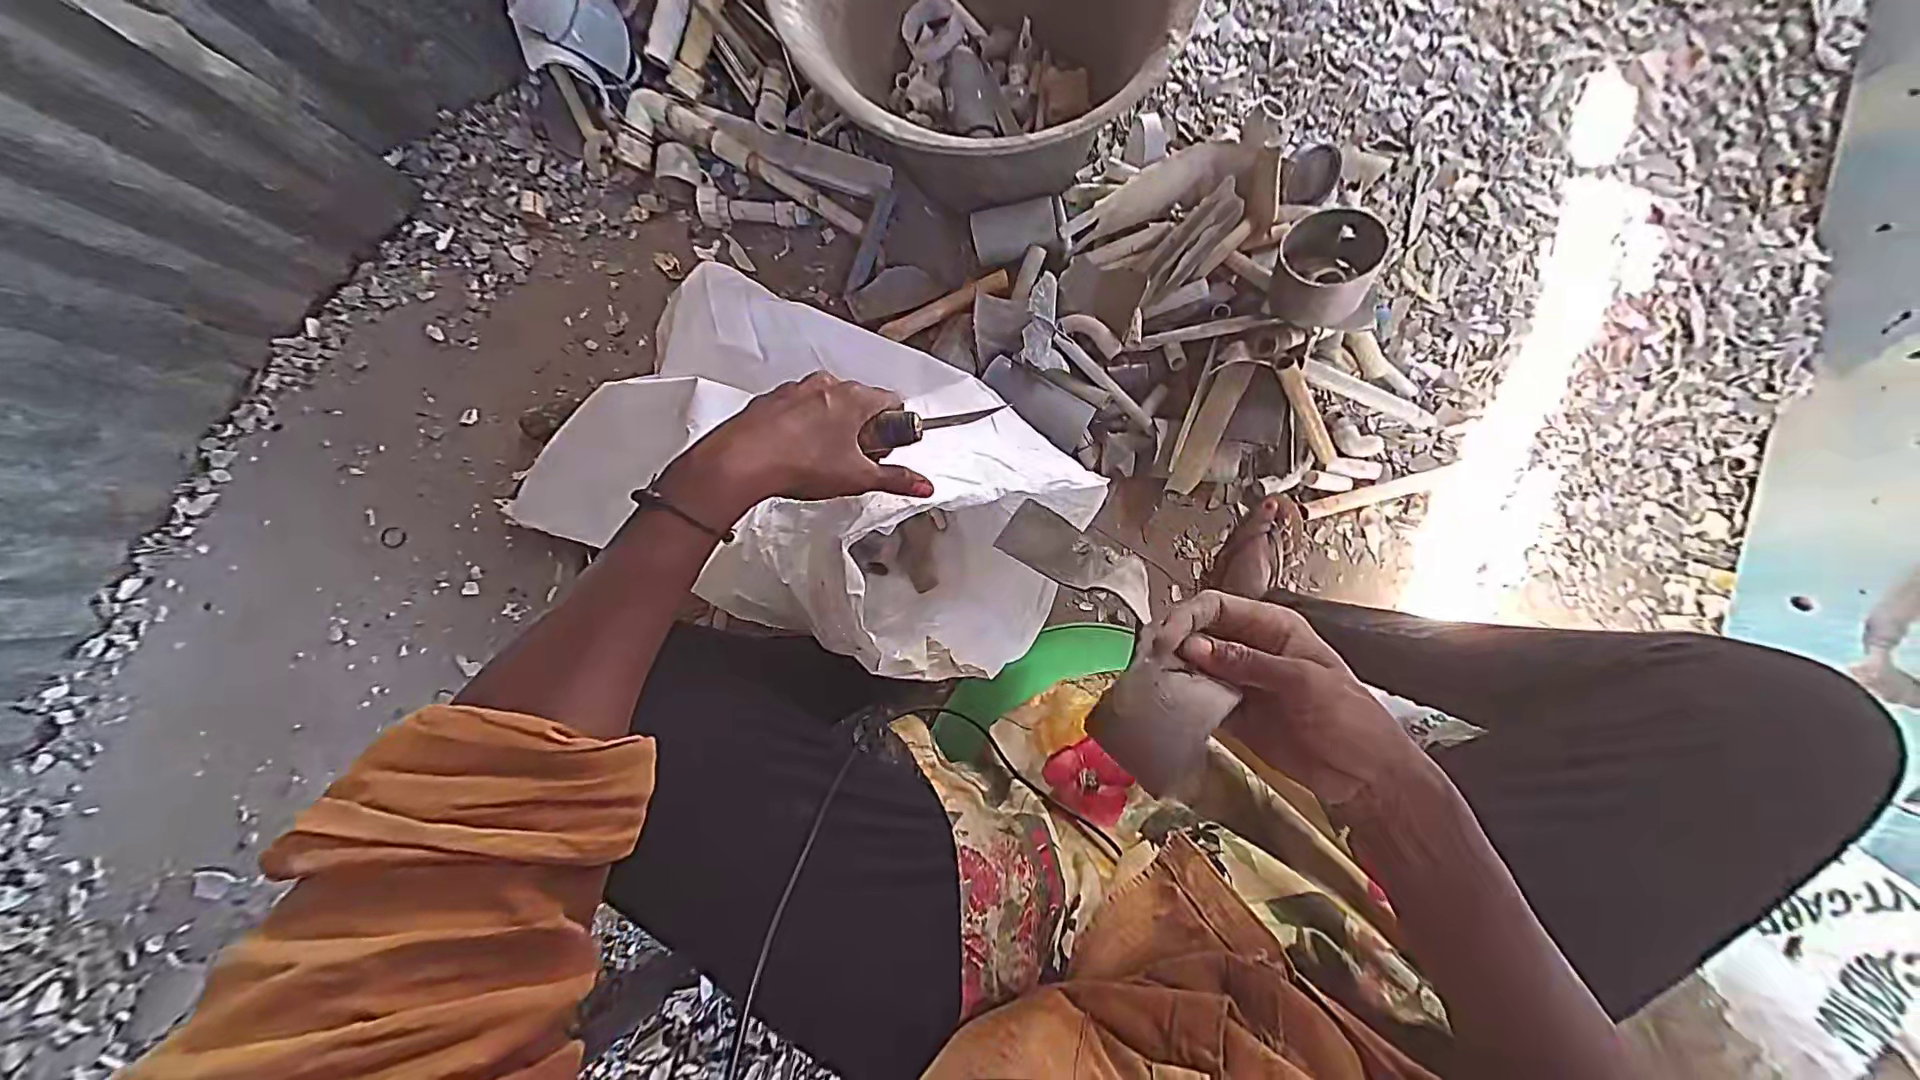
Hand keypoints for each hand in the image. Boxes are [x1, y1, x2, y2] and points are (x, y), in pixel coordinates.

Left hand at [659, 373, 934, 525]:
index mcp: (853, 397)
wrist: (740, 462)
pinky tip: (799, 453)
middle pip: (860, 400)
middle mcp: (825, 385)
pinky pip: (799, 409)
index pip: (892, 400)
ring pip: (828, 403)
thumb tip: (921, 484)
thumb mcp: (857, 477)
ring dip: (833, 425)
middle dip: (865, 427)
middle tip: (858, 458)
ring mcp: (795, 391)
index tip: (887, 446)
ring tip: (825, 459)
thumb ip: (895, 479)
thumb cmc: (796, 462)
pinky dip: (804, 426)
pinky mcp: (771, 402)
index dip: (895, 426)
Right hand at [1154, 590, 1422, 810]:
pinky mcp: (1231, 708)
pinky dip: (1180, 694)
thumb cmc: (1351, 720)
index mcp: (1273, 627)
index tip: (1165, 638)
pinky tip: (1166, 698)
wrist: (1366, 778)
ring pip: (1192, 661)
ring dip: (1171, 667)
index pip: (1217, 607)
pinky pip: (1197, 693)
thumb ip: (1247, 663)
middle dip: (1172, 639)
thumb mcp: (1303, 683)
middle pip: (1198, 630)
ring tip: (1150, 677)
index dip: (1187, 616)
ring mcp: (1238, 678)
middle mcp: (1250, 647)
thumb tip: (1193, 646)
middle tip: (1150, 657)